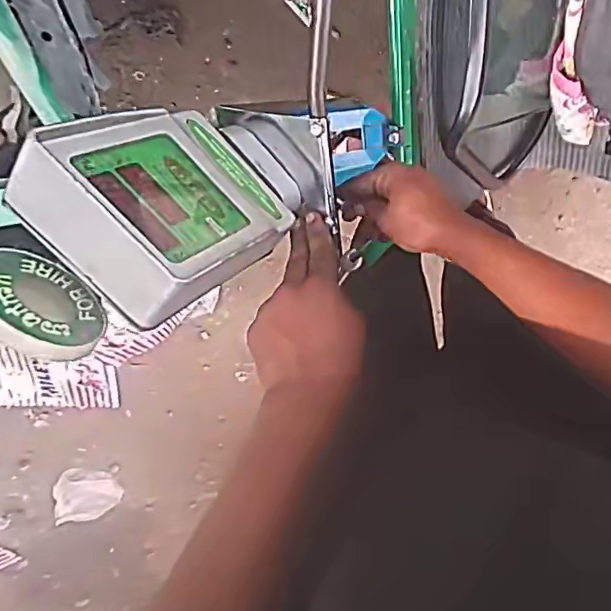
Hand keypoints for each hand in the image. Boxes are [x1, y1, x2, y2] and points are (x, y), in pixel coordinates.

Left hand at [247, 214, 363, 403]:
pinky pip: (271, 316)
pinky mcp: (256, 327)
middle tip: (302, 227)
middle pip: (297, 259)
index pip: (321, 250)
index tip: (315, 219)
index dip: (320, 232)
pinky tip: (292, 339)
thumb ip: (341, 298)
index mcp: (321, 286)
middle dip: (301, 242)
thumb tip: (332, 292)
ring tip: (305, 321)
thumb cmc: (338, 361)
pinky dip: (280, 321)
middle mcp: (291, 291)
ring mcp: (270, 308)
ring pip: (283, 293)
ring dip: (292, 298)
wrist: (306, 391)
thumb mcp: (355, 321)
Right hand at [340, 162, 479, 256]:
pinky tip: (387, 227)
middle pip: (376, 185)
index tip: (340, 200)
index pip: (360, 178)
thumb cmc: (426, 225)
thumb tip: (359, 206)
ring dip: (378, 211)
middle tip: (353, 216)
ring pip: (390, 195)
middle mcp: (407, 173)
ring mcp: (419, 184)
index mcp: (393, 172)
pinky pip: (403, 201)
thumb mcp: (384, 220)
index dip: (347, 192)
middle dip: (363, 203)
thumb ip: (367, 210)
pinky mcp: (427, 197)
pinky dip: (393, 212)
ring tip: (370, 228)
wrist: (453, 235)